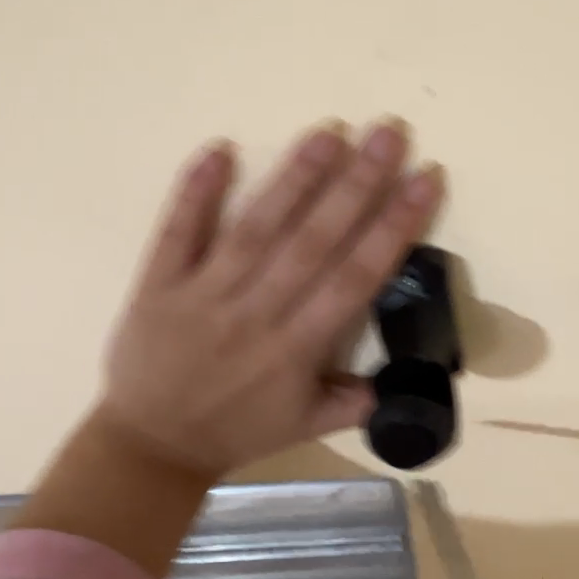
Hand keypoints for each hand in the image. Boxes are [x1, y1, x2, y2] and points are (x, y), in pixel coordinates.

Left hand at [99, 118, 443, 478]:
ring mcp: (204, 295)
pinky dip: (196, 192)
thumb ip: (356, 401)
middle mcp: (256, 313)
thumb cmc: (238, 431)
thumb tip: (401, 378)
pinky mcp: (158, 284)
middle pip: (313, 241)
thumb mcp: (306, 428)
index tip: (425, 179)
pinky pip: (176, 233)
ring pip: (255, 228)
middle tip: (388, 132)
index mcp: (297, 349)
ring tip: (329, 131)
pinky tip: (220, 148)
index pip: (356, 278)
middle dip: (356, 185)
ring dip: (294, 178)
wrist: (152, 447)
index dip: (394, 227)